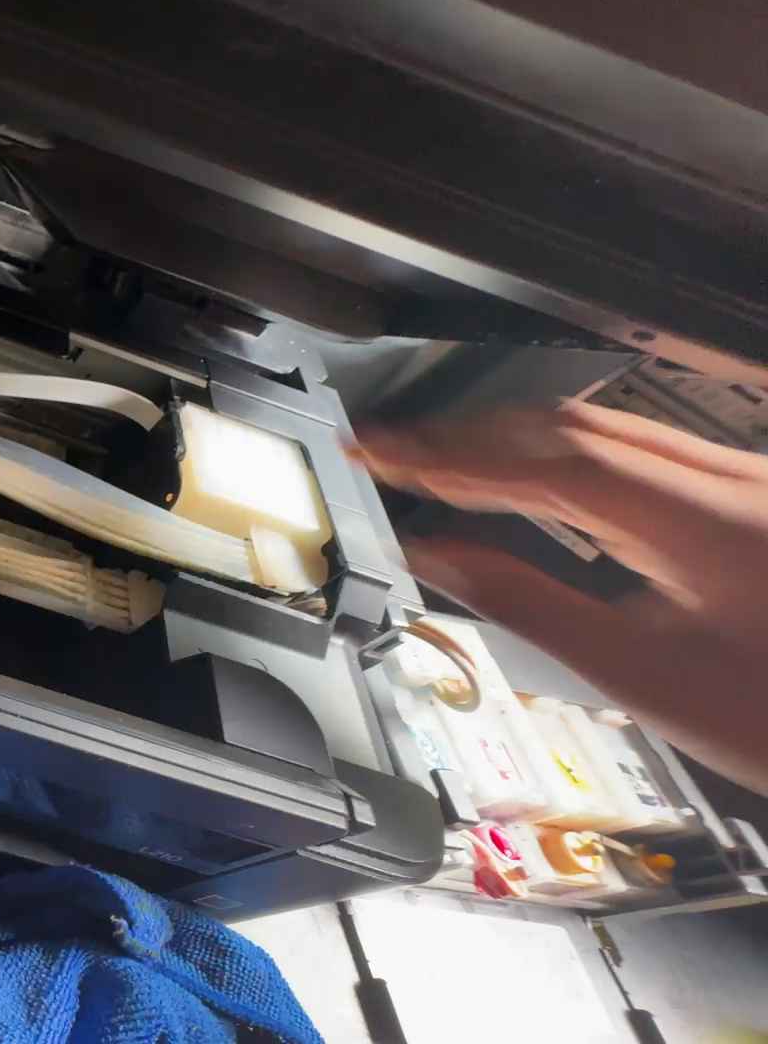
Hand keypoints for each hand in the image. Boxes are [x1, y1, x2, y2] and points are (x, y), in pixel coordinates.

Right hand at [355, 400, 767, 791]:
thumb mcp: (640, 674)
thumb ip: (522, 601)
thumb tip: (430, 553)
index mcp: (708, 525)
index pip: (542, 461)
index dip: (444, 451)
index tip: (372, 449)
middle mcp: (737, 485)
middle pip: (567, 429)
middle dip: (460, 433)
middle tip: (382, 444)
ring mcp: (749, 483)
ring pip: (599, 429)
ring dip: (499, 436)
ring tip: (426, 452)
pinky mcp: (750, 495)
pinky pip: (628, 449)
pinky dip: (545, 452)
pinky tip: (509, 470)